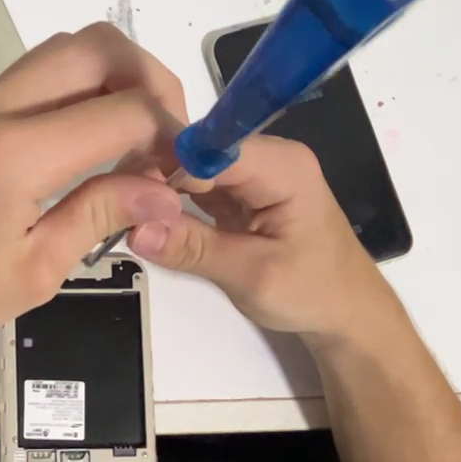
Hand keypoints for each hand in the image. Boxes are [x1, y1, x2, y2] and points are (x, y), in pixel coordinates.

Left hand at [0, 23, 189, 348]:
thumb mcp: (36, 270)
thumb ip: (100, 215)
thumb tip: (164, 190)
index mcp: (13, 156)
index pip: (122, 111)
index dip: (169, 133)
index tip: (184, 169)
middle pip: (96, 47)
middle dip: (151, 81)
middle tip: (167, 136)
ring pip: (66, 49)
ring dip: (116, 76)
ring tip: (135, 136)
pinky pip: (39, 73)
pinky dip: (82, 87)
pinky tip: (93, 137)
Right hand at [126, 135, 401, 344]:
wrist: (346, 314)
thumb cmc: (314, 293)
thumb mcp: (252, 275)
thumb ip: (194, 248)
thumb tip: (135, 229)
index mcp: (282, 166)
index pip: (208, 147)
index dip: (163, 164)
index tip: (122, 195)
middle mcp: (267, 158)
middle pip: (195, 150)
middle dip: (154, 175)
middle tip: (114, 209)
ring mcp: (252, 175)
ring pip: (189, 168)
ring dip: (156, 189)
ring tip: (121, 213)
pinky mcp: (239, 194)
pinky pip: (195, 187)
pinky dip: (169, 202)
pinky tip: (143, 217)